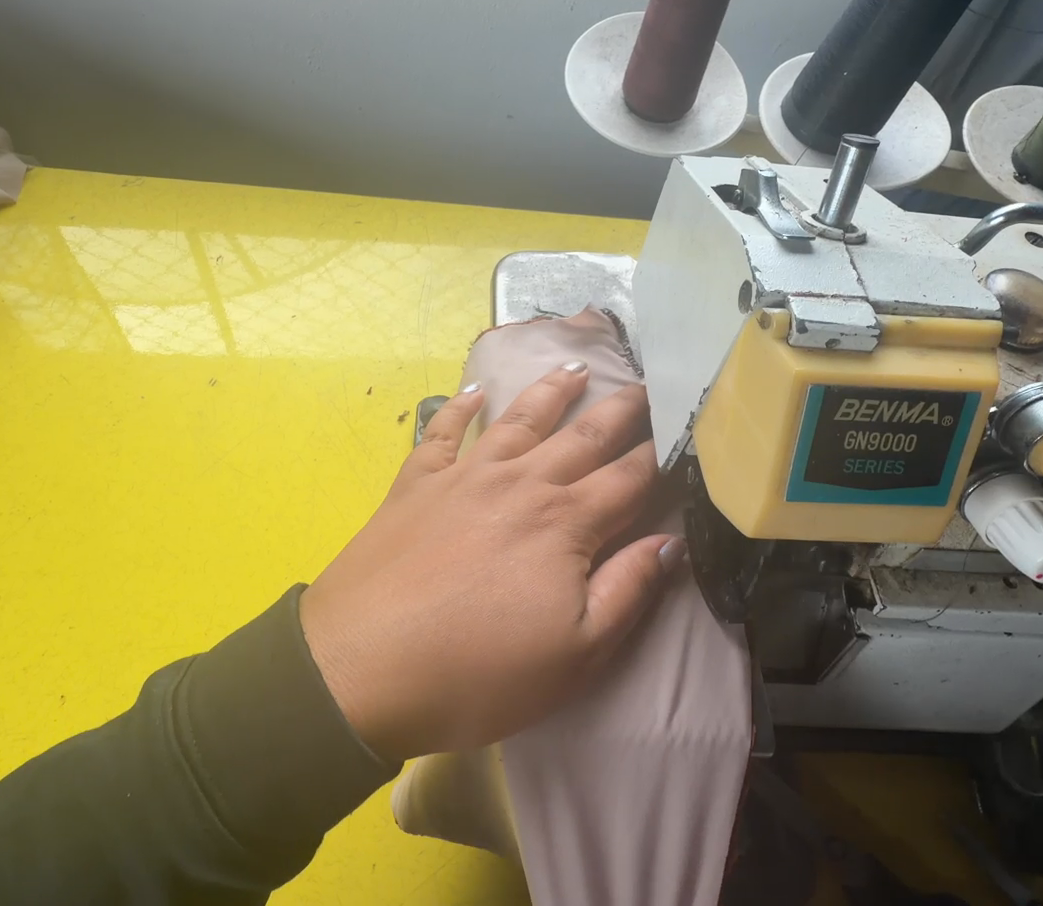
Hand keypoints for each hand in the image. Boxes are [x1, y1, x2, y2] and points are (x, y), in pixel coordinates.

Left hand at [299, 362, 683, 762]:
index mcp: (564, 524)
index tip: (682, 432)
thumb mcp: (576, 654)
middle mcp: (519, 484)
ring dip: (552, 392)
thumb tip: (670, 541)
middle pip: (581, 438)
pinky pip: (442, 432)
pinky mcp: (415, 484)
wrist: (360, 670)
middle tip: (645, 384)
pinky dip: (460, 407)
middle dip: (619, 411)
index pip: (627, 480)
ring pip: (519, 421)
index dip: (658, 457)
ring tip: (577, 369)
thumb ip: (627, 591)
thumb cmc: (478, 673)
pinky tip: (474, 392)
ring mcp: (463, 477)